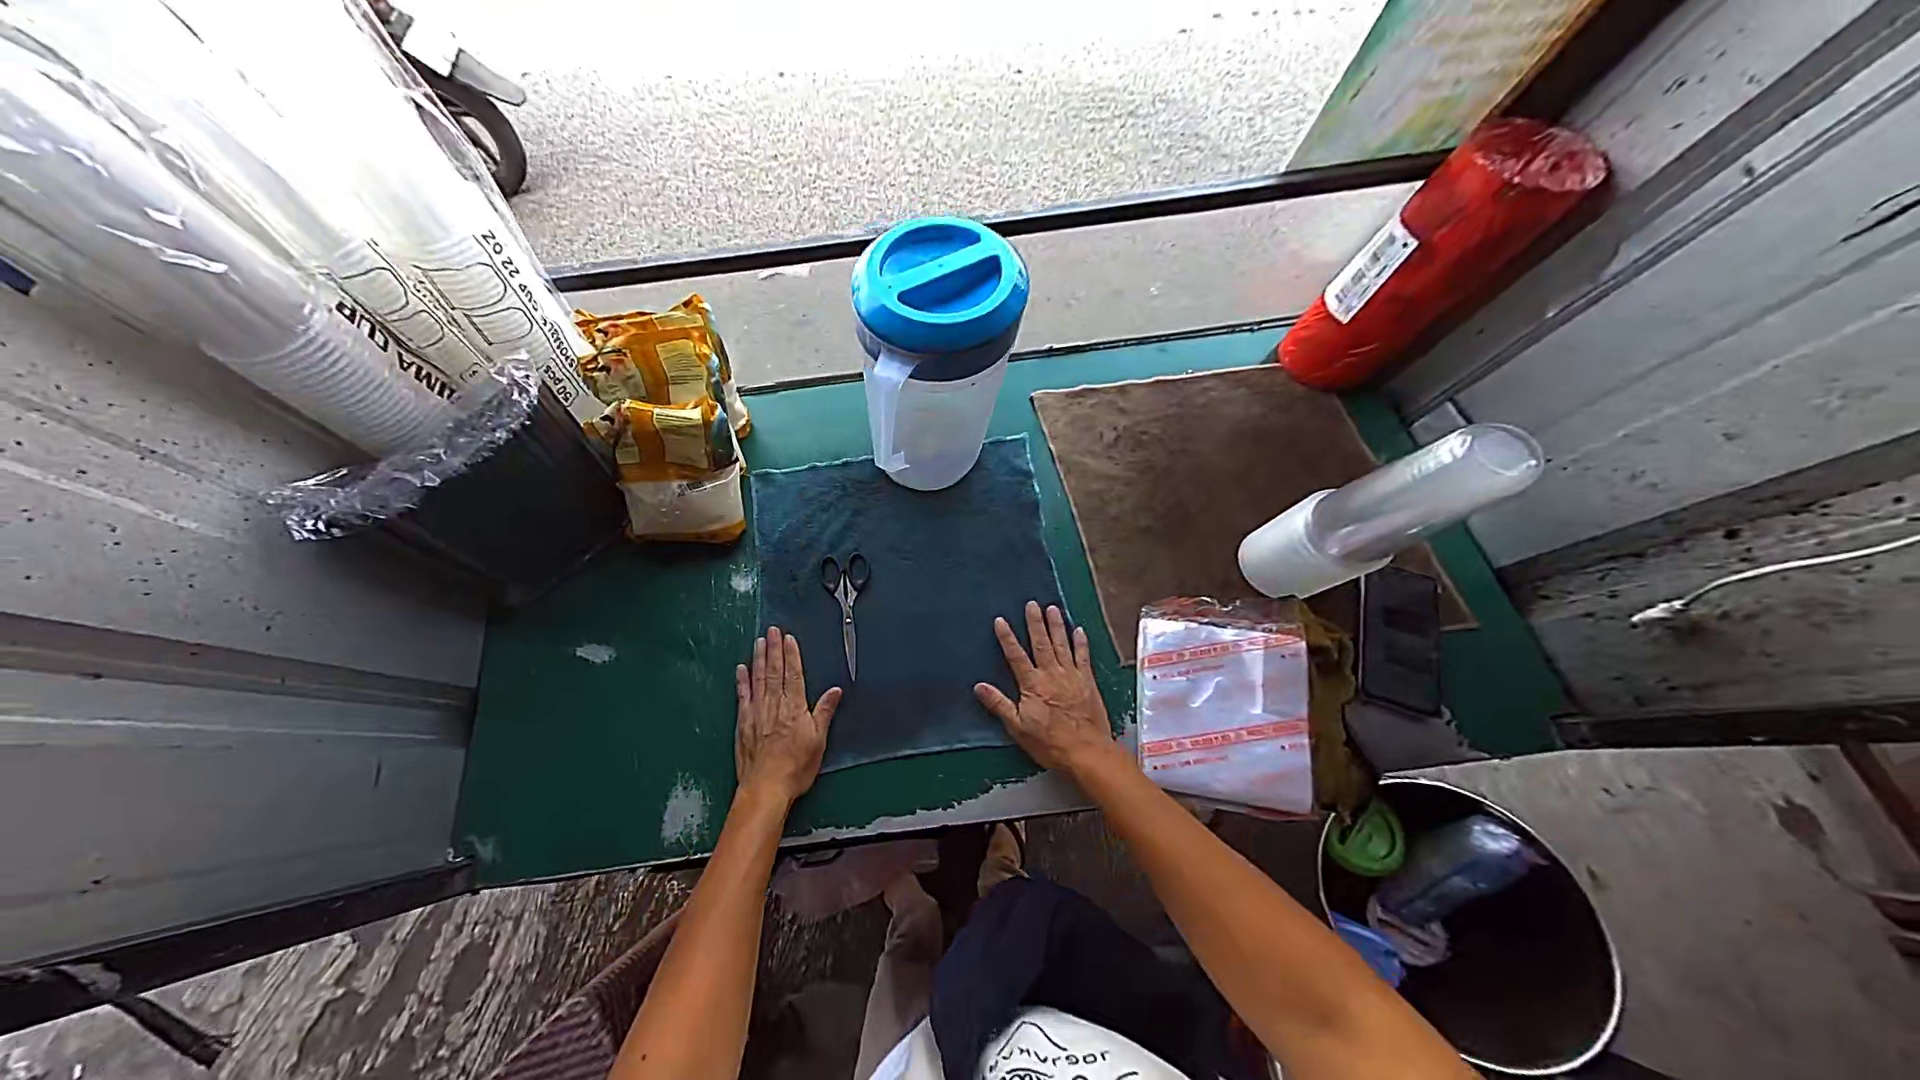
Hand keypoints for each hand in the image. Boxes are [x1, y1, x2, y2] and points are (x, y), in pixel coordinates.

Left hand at [735, 626, 841, 805]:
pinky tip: (741, 669)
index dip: (792, 655)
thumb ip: (824, 712)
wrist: (766, 787)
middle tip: (772, 630)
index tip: (789, 639)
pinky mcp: (743, 723)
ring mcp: (756, 713)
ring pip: (758, 679)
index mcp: (795, 708)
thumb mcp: (818, 741)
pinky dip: (742, 681)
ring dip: (759, 658)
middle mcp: (775, 705)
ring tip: (760, 641)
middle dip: (774, 649)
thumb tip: (835, 691)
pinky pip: (742, 696)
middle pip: (775, 671)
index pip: (794, 675)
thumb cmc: (796, 767)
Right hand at [974, 601, 1118, 778]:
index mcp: (1032, 684)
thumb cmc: (1050, 742)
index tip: (1001, 621)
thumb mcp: (1017, 727)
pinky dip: (1080, 642)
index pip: (1016, 656)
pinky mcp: (1087, 681)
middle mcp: (1052, 674)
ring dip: (1056, 625)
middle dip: (1035, 622)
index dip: (1007, 637)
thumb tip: (979, 686)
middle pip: (1041, 643)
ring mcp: (1072, 676)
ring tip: (1052, 608)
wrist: (1086, 751)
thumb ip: (999, 704)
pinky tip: (1078, 630)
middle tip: (1031, 604)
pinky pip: (1083, 656)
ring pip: (1062, 644)